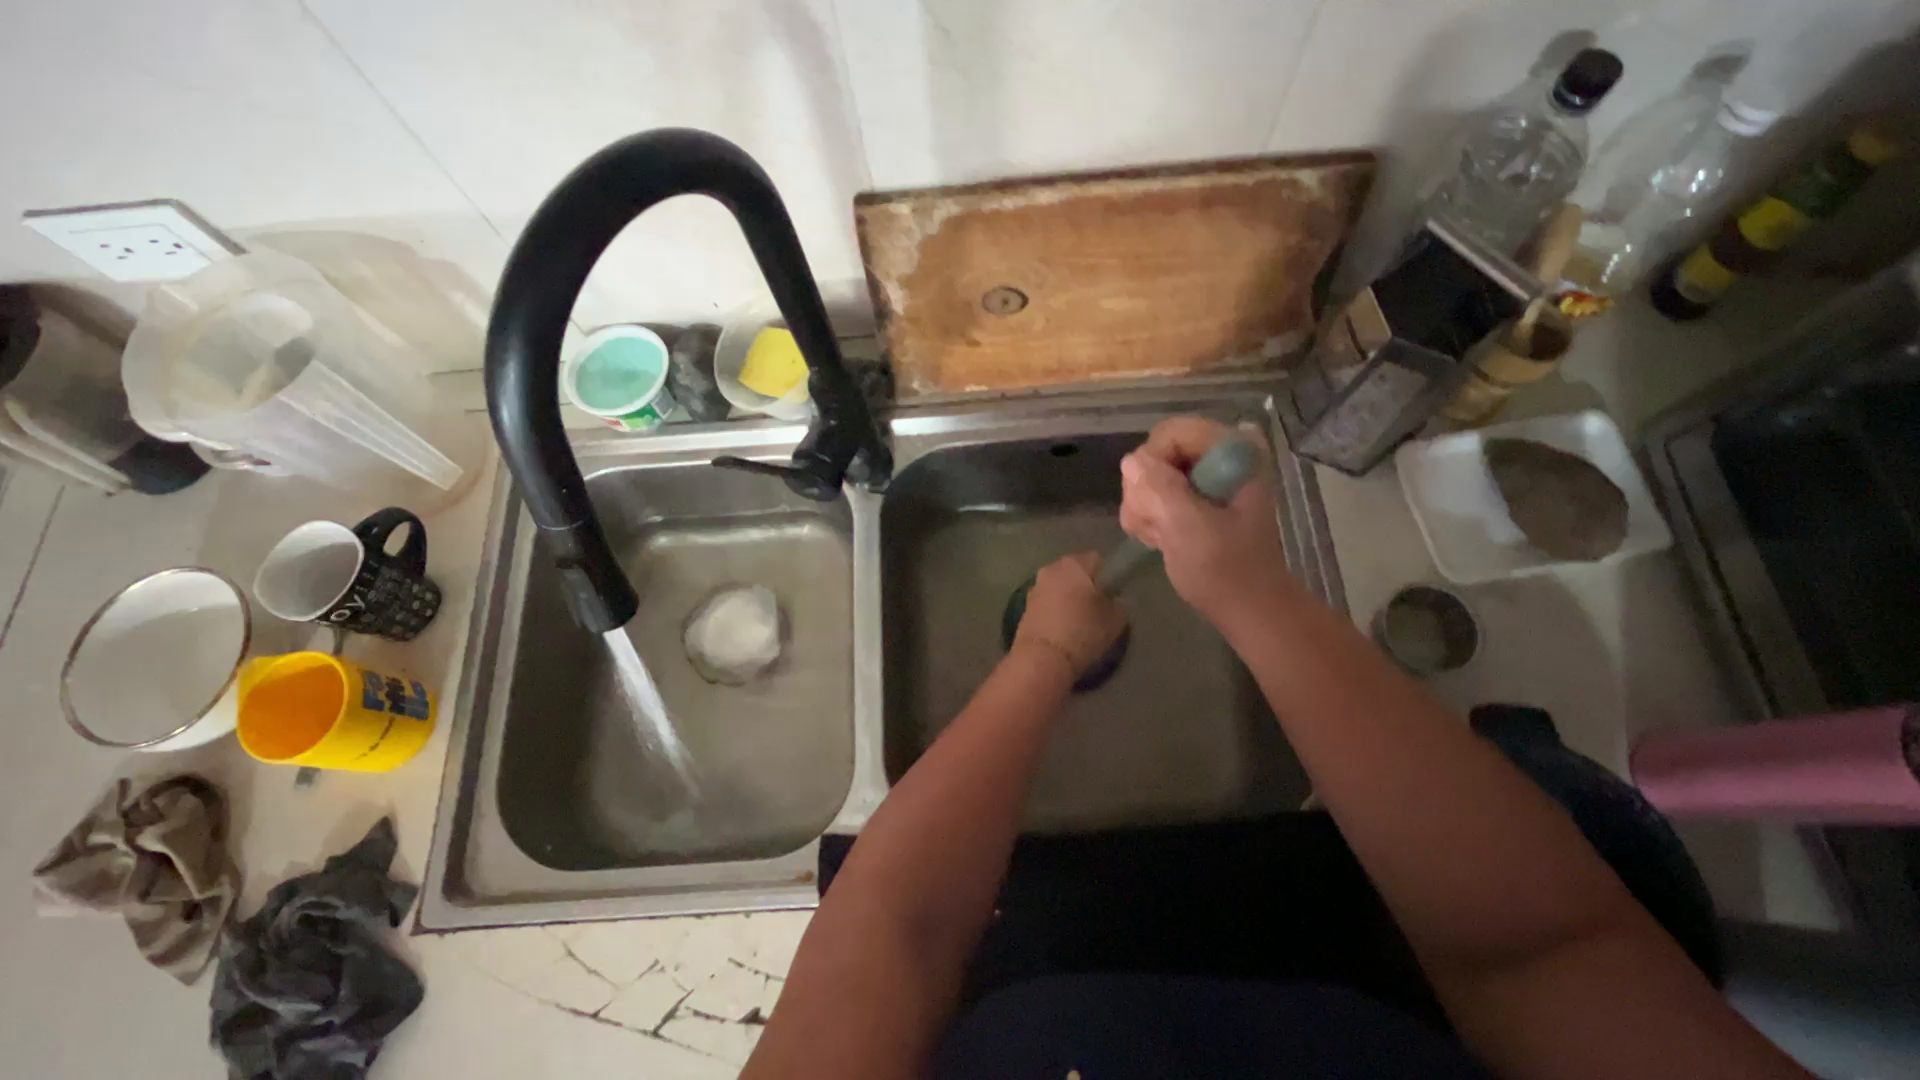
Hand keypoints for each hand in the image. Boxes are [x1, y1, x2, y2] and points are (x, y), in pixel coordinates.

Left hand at [1012, 553, 1127, 678]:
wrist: (1042, 658)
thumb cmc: (1083, 632)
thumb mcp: (1116, 620)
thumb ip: (1117, 604)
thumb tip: (1111, 601)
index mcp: (1074, 564)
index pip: (1097, 560)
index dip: (1107, 576)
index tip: (1112, 595)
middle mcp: (1051, 569)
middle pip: (1074, 572)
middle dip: (1085, 586)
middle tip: (1097, 609)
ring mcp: (1034, 587)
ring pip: (1058, 587)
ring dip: (1067, 598)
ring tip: (1078, 622)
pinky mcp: (1024, 607)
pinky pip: (1047, 603)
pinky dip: (1055, 611)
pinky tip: (1062, 629)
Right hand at [1119, 416, 1292, 623]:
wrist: (1248, 609)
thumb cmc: (1227, 571)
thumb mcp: (1190, 529)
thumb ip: (1160, 489)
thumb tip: (1131, 462)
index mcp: (1233, 454)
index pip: (1172, 433)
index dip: (1151, 464)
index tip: (1151, 502)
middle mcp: (1220, 457)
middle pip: (1157, 453)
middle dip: (1146, 492)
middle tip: (1157, 527)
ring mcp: (1206, 479)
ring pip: (1149, 476)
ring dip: (1144, 510)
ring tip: (1160, 539)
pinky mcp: (1195, 499)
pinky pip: (1154, 494)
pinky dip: (1149, 518)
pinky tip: (1161, 541)